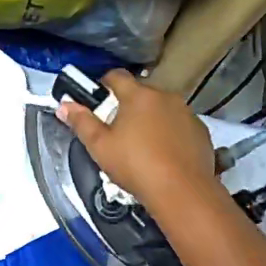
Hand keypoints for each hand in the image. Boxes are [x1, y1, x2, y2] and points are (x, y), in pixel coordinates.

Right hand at [56, 70, 222, 208]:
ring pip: (162, 109)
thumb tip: (64, 105)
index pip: (117, 76)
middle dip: (127, 105)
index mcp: (138, 96)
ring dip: (150, 119)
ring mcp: (187, 112)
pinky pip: (179, 125)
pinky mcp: (200, 130)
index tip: (96, 97)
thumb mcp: (100, 147)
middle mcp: (165, 96)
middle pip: (141, 93)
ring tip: (141, 144)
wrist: (181, 190)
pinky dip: (169, 133)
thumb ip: (82, 123)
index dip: (103, 83)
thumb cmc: (135, 165)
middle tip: (116, 129)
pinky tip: (163, 154)